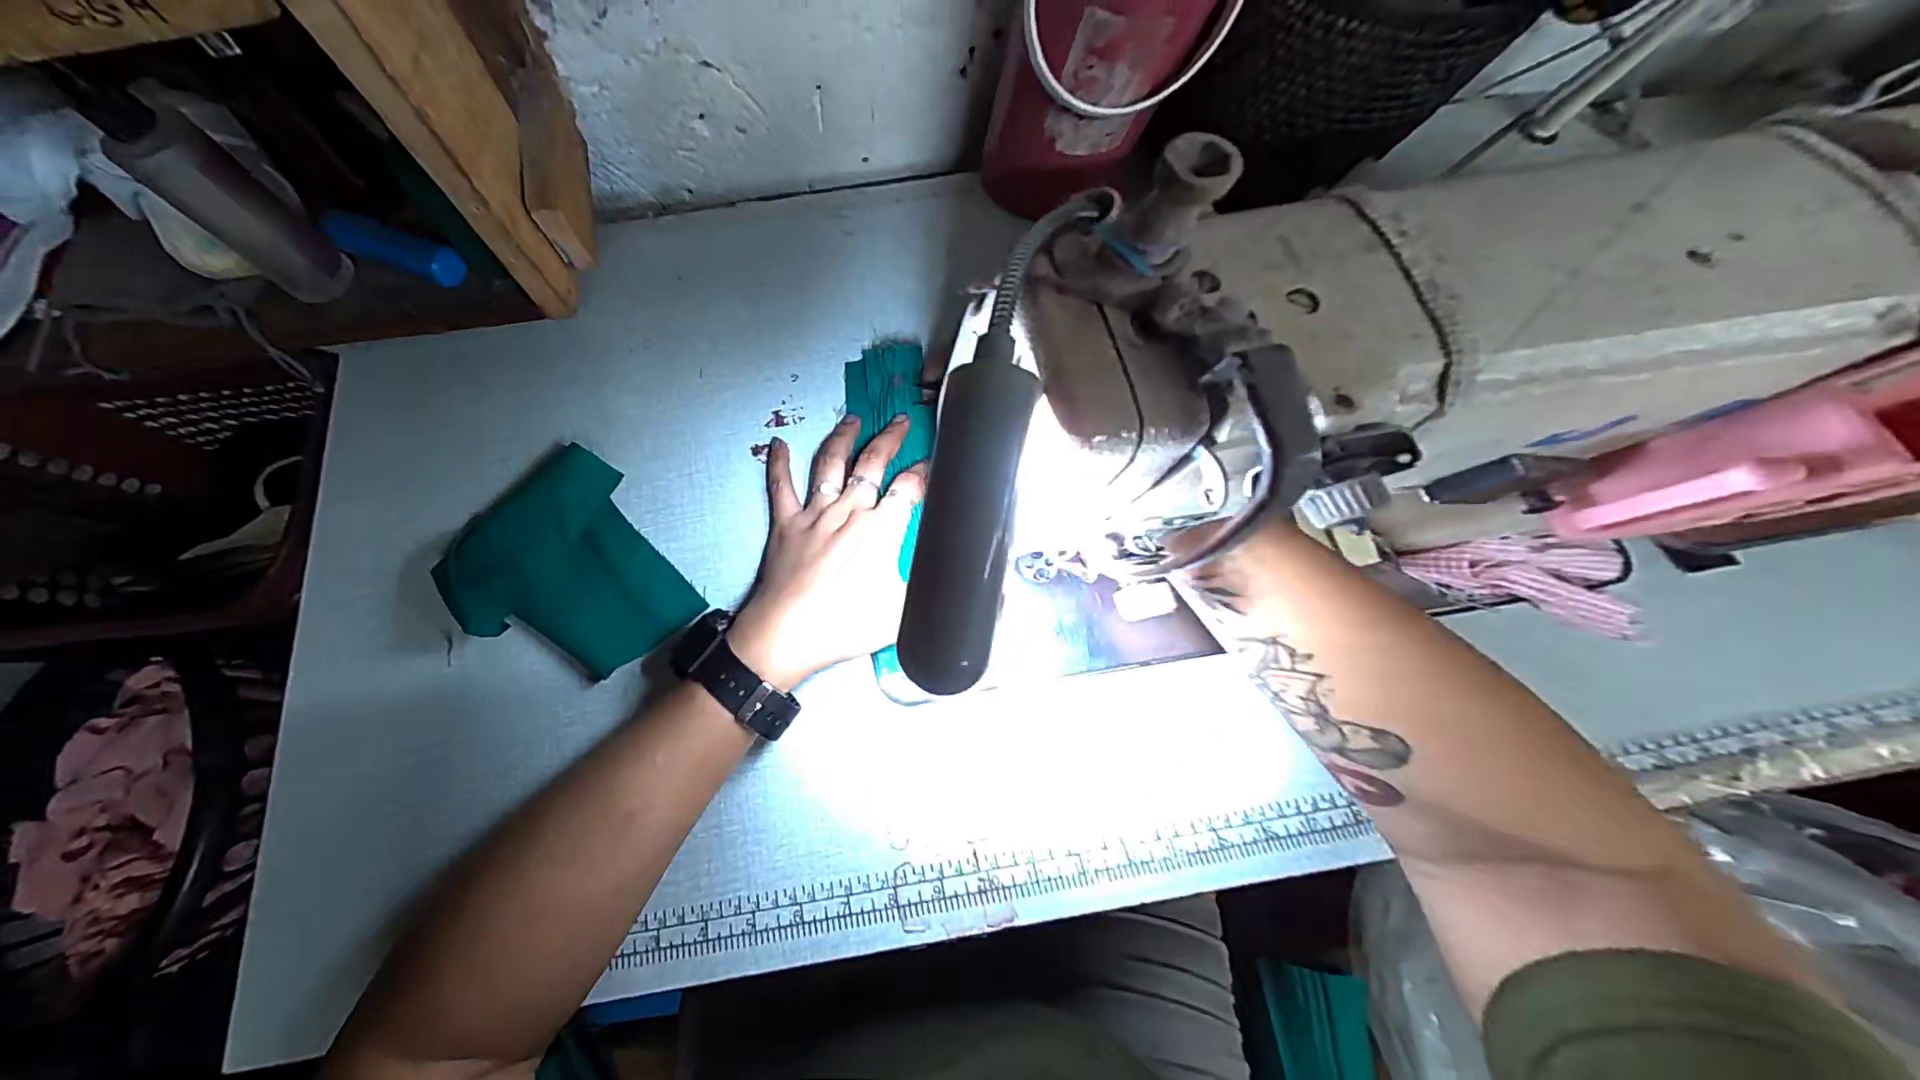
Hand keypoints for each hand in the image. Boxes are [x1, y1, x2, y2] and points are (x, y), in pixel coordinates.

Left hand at [728, 414, 927, 689]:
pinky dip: (779, 463)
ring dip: (843, 438)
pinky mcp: (785, 523)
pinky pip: (781, 486)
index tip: (933, 463)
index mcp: (881, 529)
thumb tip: (993, 596)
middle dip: (890, 439)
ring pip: (829, 464)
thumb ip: (938, 591)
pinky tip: (778, 443)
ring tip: (852, 419)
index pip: (909, 487)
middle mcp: (850, 510)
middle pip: (872, 463)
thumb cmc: (847, 625)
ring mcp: (815, 513)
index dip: (925, 472)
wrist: (788, 635)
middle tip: (901, 421)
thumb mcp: (904, 613)